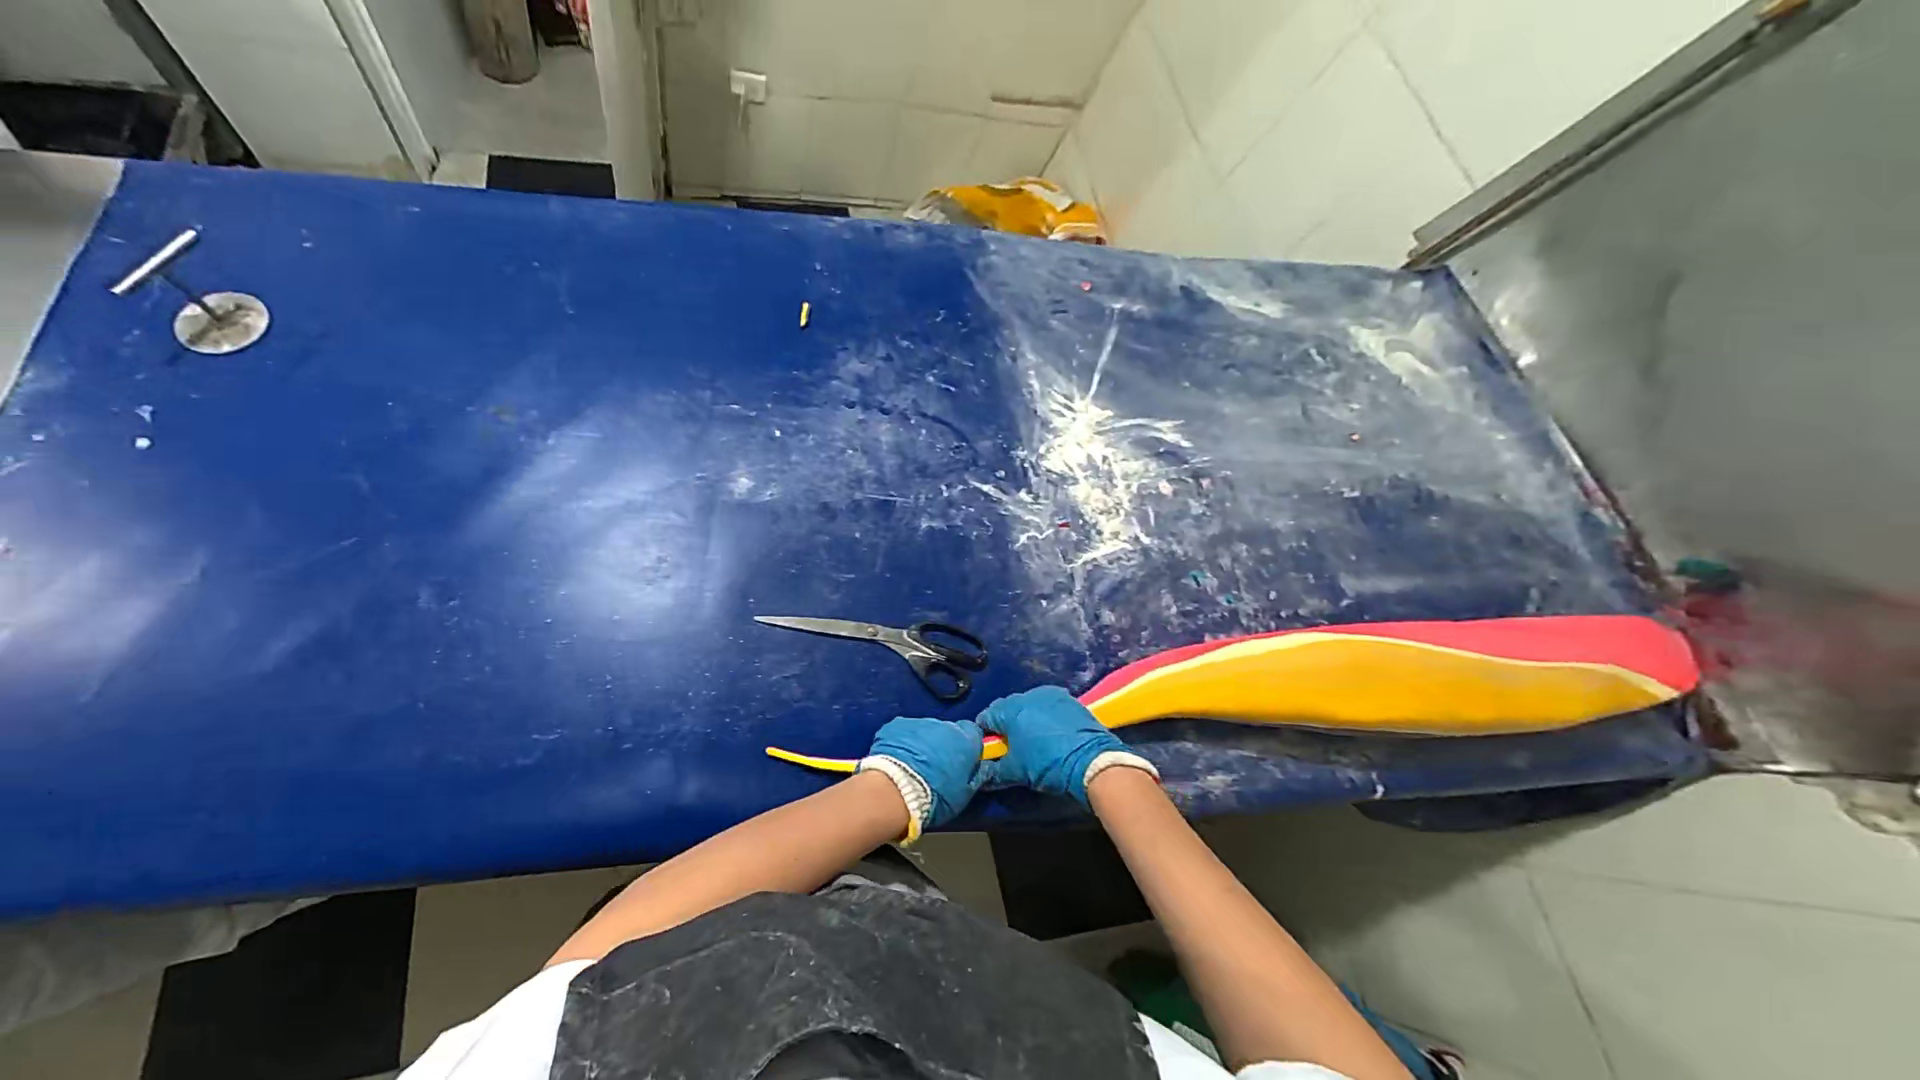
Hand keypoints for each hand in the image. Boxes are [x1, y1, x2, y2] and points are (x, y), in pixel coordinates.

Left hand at [862, 716, 990, 832]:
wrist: (894, 791)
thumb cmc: (935, 797)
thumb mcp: (964, 794)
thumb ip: (975, 776)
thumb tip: (981, 767)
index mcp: (965, 741)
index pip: (974, 732)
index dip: (969, 745)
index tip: (963, 759)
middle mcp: (944, 725)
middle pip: (949, 731)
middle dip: (945, 744)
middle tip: (937, 767)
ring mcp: (918, 722)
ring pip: (926, 731)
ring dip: (923, 743)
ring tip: (913, 765)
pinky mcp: (895, 725)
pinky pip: (904, 732)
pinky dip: (903, 742)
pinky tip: (896, 759)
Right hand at [977, 686, 1153, 806]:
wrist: (1092, 760)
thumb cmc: (1047, 764)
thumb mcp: (1015, 772)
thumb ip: (993, 772)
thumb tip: (981, 774)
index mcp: (1010, 709)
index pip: (986, 718)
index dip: (985, 735)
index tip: (992, 751)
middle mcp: (1028, 695)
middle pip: (1008, 709)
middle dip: (1007, 726)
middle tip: (1012, 748)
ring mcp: (1051, 695)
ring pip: (1030, 707)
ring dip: (1027, 720)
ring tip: (1034, 742)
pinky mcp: (1070, 700)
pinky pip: (1049, 707)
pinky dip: (1046, 719)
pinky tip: (1052, 736)